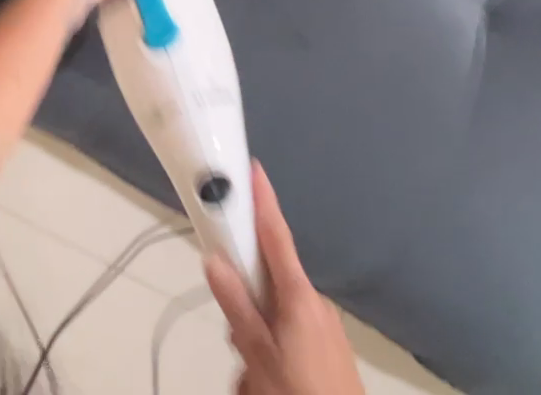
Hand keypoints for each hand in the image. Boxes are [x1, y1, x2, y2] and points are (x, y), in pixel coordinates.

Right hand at [206, 163, 366, 394]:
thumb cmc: (301, 393)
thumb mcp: (259, 355)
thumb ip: (237, 307)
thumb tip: (214, 258)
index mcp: (299, 296)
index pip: (275, 236)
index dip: (263, 201)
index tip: (253, 168)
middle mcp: (313, 304)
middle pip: (266, 284)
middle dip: (243, 307)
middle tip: (236, 340)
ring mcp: (322, 328)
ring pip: (272, 319)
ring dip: (254, 343)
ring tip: (254, 383)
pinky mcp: (326, 351)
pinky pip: (287, 340)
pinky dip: (270, 357)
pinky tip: (266, 385)